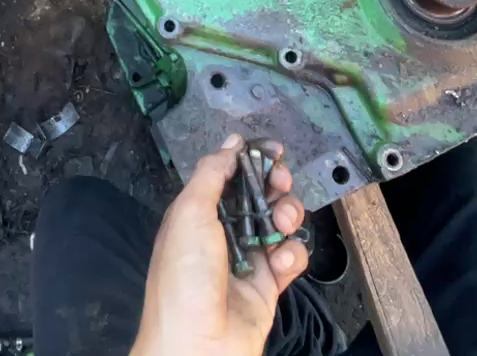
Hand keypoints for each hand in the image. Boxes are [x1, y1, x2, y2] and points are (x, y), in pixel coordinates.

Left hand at [130, 135, 309, 355]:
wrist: (196, 346)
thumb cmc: (185, 272)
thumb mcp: (190, 212)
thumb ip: (213, 173)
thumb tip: (232, 141)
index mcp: (198, 210)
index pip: (230, 174)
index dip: (252, 160)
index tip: (274, 150)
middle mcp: (223, 231)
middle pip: (258, 195)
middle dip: (275, 183)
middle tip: (282, 182)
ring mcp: (247, 258)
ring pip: (278, 223)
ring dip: (286, 215)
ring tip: (282, 224)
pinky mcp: (268, 286)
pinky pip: (289, 260)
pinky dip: (291, 255)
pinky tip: (281, 261)